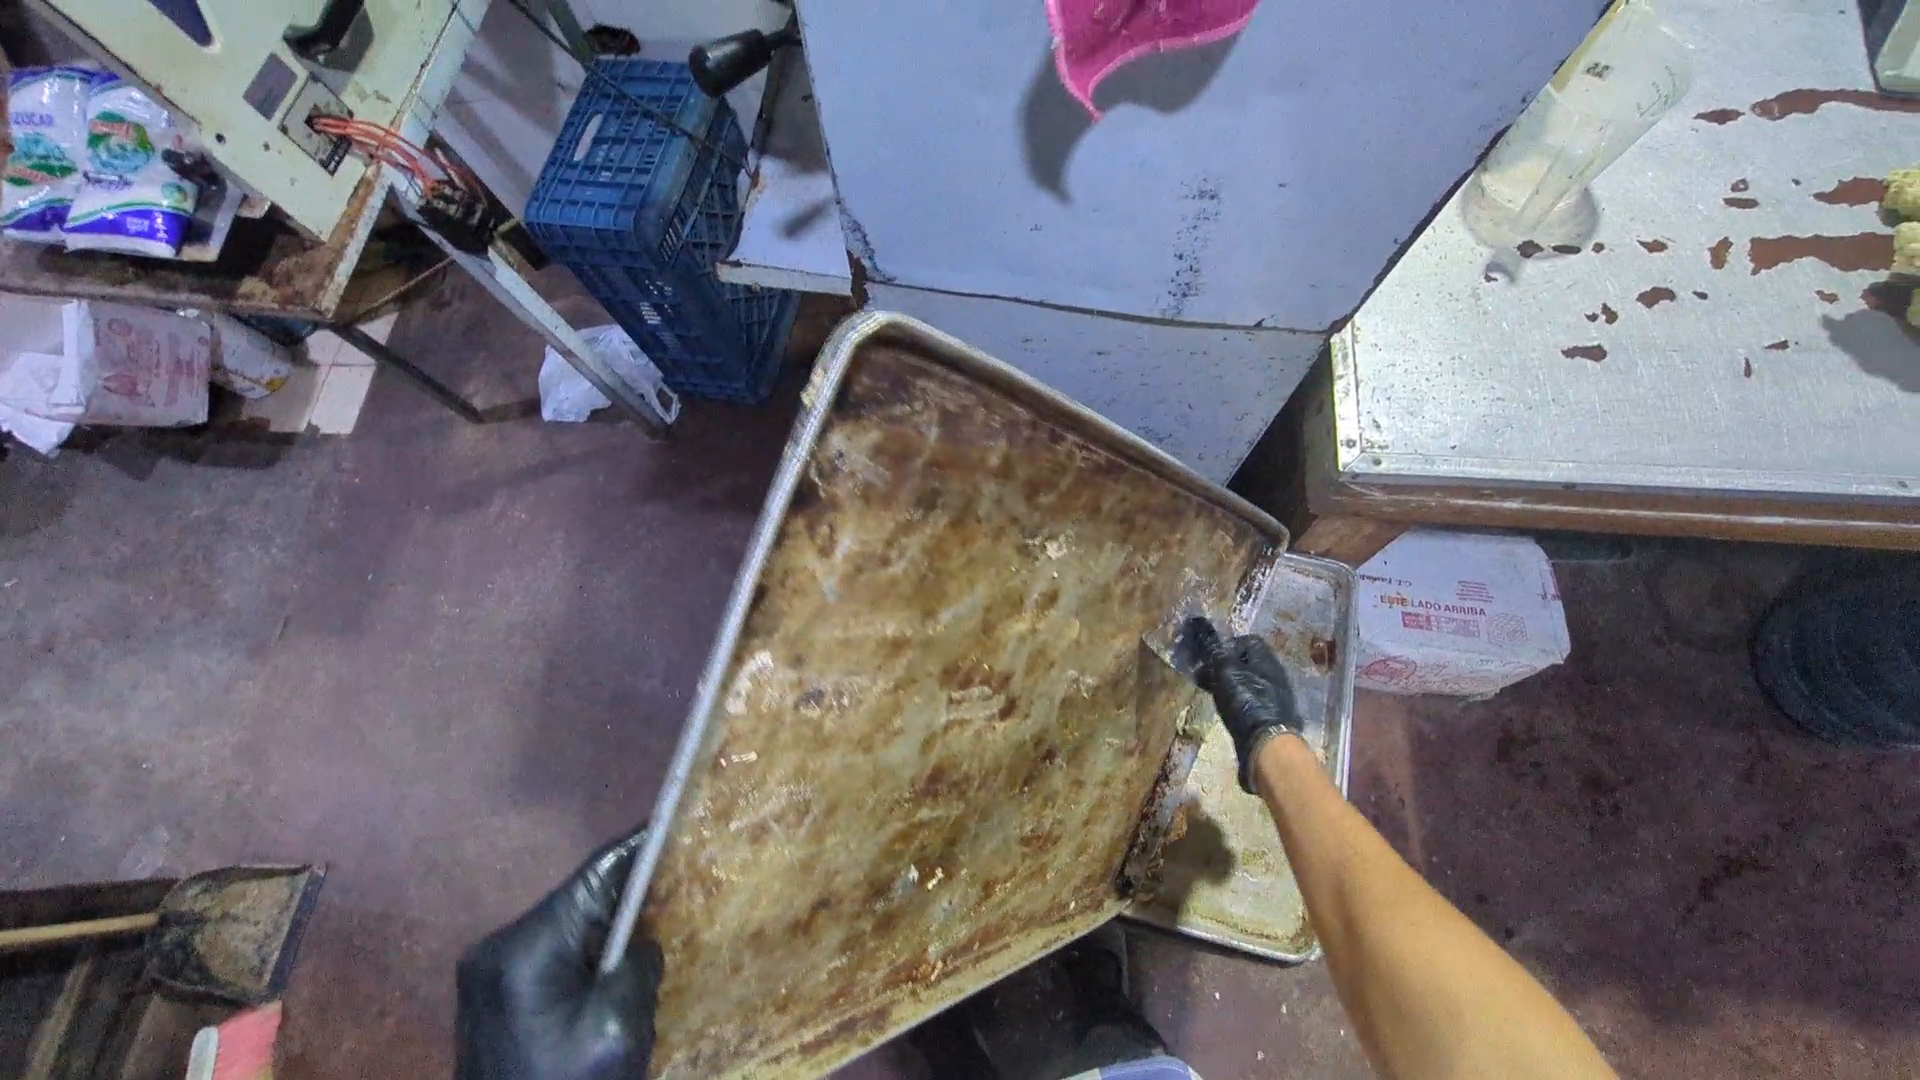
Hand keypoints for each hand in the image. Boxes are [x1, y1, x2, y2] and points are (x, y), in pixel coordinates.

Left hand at [457, 830, 663, 1079]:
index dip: (641, 850)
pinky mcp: (494, 994)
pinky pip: (553, 950)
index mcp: (525, 949)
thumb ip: (638, 962)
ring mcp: (488, 972)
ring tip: (659, 917)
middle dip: (631, 890)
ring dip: (611, 922)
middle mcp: (497, 947)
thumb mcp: (619, 1027)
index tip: (681, 827)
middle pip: (580, 896)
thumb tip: (643, 936)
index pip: (595, 876)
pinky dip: (589, 948)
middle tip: (682, 879)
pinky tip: (619, 958)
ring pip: (568, 922)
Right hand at [1187, 617, 1304, 793]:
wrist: (1267, 745)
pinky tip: (1224, 710)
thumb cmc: (1246, 701)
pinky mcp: (1269, 716)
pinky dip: (1235, 700)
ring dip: (1228, 684)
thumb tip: (1198, 621)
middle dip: (1224, 666)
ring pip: (1246, 682)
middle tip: (1204, 675)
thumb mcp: (1225, 671)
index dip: (1226, 645)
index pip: (1247, 641)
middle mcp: (1273, 674)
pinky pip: (1249, 700)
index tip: (1208, 656)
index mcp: (1266, 659)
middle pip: (1246, 662)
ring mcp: (1274, 697)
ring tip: (1210, 693)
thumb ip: (1213, 648)